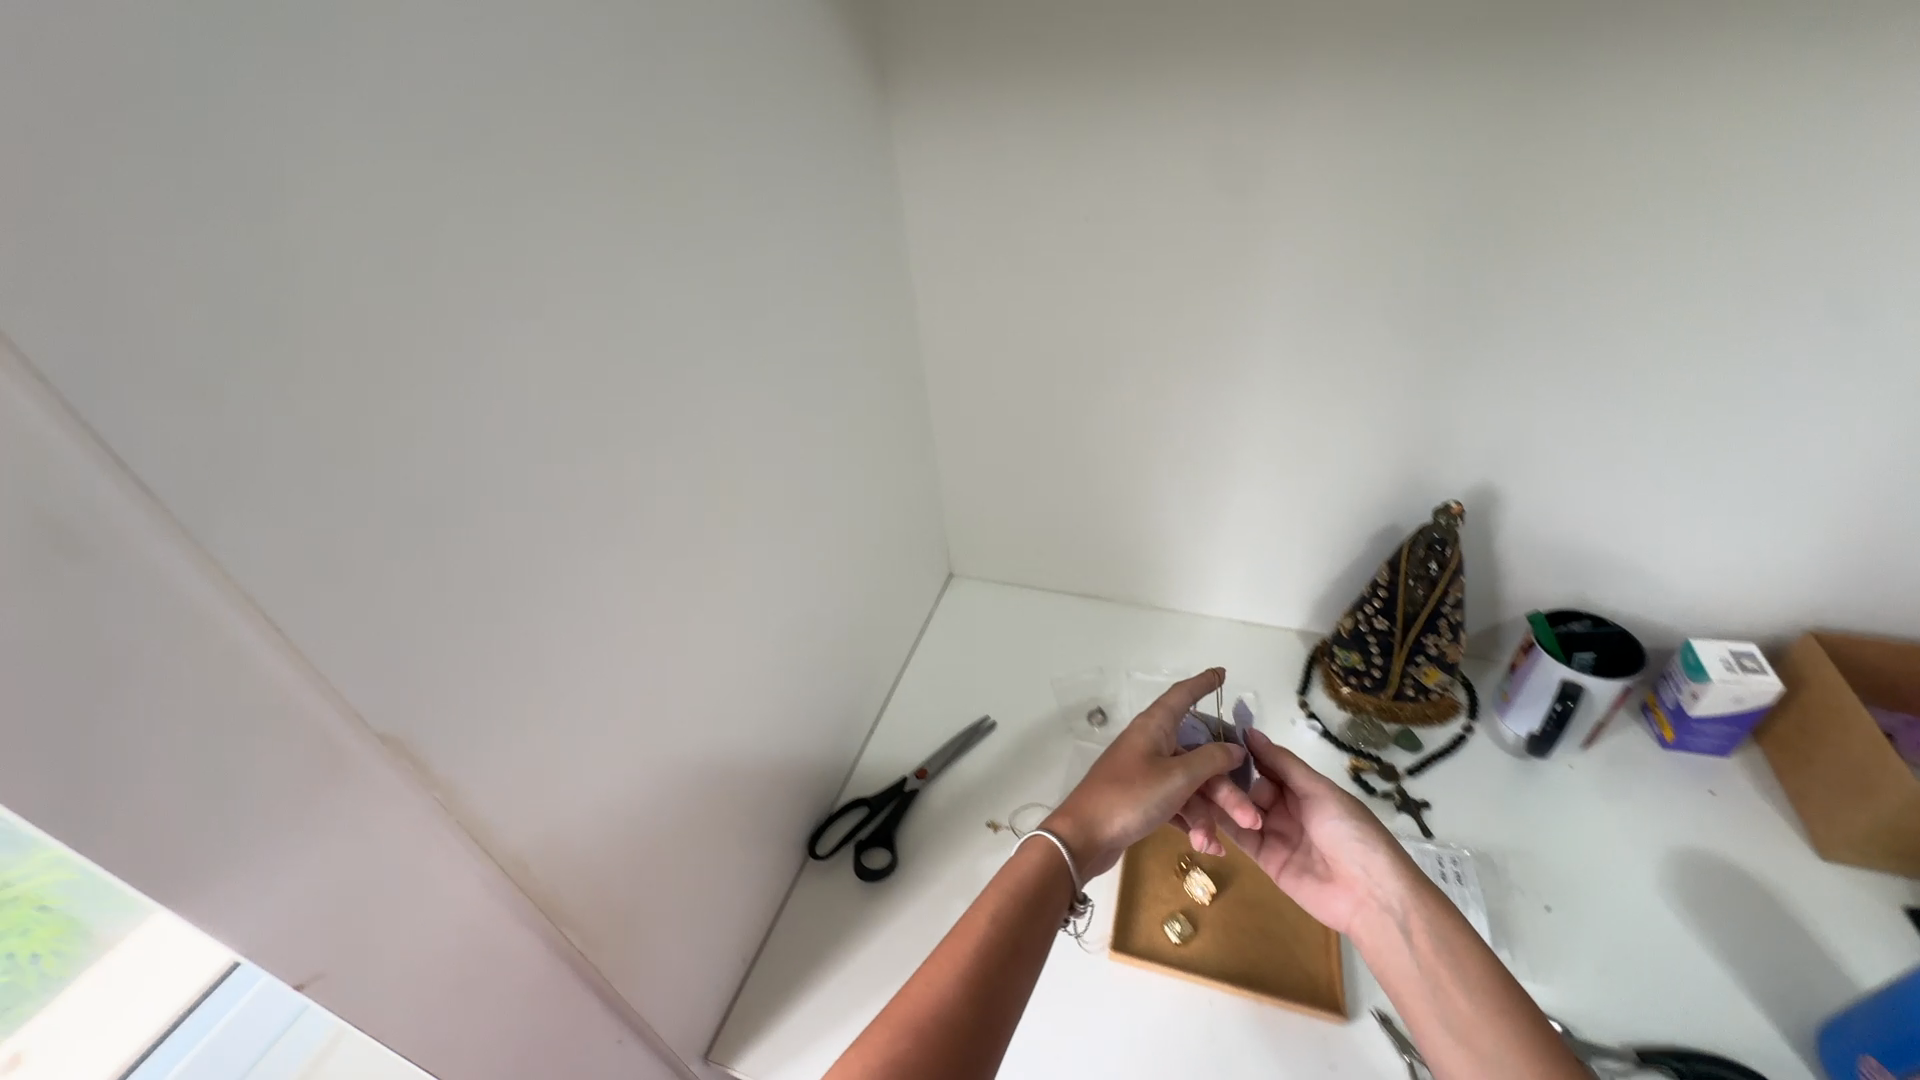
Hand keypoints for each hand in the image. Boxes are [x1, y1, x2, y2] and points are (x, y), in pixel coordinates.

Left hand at [1041, 668, 1263, 879]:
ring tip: (1216, 844)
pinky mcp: (1143, 799)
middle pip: (1199, 756)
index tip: (1222, 673)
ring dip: (1208, 814)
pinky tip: (1206, 846)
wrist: (1084, 837)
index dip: (1203, 683)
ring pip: (1191, 784)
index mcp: (1154, 727)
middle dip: (1225, 789)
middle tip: (1252, 817)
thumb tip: (1234, 749)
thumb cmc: (1130, 797)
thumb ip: (1210, 760)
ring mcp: (1146, 772)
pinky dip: (1191, 823)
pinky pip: (1177, 804)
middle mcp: (1151, 744)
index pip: (1182, 696)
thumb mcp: (1176, 778)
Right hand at [1198, 728, 1420, 934]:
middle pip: (1249, 786)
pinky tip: (1201, 809)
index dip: (1242, 753)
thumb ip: (1281, 763)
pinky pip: (1239, 836)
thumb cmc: (1351, 832)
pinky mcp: (1264, 858)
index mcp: (1304, 787)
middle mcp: (1287, 807)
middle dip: (1229, 777)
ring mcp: (1275, 832)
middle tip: (1201, 767)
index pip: (1265, 764)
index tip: (1212, 739)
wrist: (1369, 894)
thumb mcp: (1318, 790)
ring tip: (1196, 786)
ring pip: (1240, 809)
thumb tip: (1249, 731)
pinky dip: (1222, 824)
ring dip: (1223, 799)